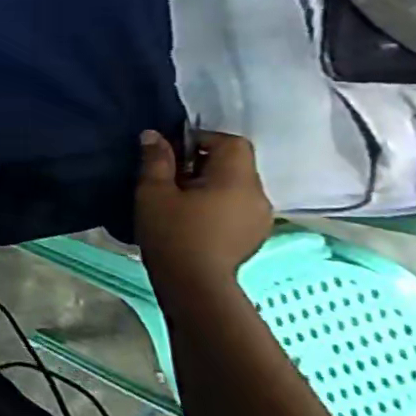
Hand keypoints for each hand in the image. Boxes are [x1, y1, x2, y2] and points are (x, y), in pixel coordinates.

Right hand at [134, 129, 273, 289]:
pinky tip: (196, 218)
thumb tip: (154, 135)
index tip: (174, 152)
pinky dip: (219, 201)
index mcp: (236, 180)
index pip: (232, 143)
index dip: (203, 139)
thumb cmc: (171, 231)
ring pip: (238, 185)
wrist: (193, 280)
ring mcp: (262, 216)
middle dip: (204, 162)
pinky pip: (239, 205)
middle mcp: (259, 194)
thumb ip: (156, 160)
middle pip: (237, 164)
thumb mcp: (153, 191)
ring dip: (212, 183)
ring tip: (181, 199)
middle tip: (170, 177)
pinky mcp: (256, 232)